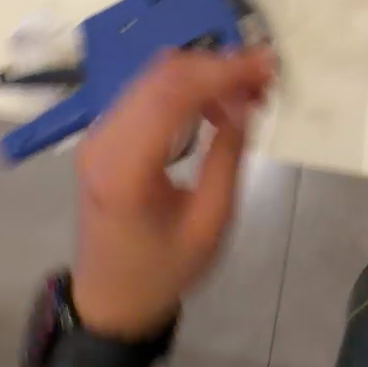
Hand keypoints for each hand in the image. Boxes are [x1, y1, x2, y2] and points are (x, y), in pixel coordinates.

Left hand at [69, 49, 275, 335]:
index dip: (223, 71)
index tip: (267, 67)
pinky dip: (190, 85)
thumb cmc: (164, 269)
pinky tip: (219, 101)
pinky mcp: (107, 133)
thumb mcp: (211, 222)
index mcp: (125, 169)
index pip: (173, 95)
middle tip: (265, 78)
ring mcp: (100, 134)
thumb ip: (227, 156)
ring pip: (158, 76)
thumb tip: (245, 102)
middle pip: (165, 75)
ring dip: (206, 72)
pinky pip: (150, 90)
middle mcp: (104, 141)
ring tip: (249, 89)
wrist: (110, 300)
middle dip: (220, 66)